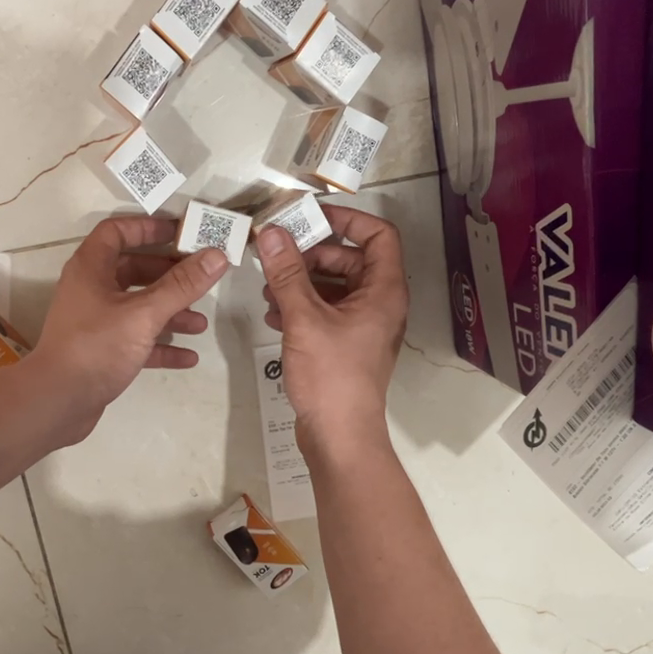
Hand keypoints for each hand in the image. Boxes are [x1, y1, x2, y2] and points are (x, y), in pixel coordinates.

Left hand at [29, 216, 226, 436]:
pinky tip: (188, 357)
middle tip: (201, 280)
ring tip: (199, 324)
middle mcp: (91, 291)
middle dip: (169, 276)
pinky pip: (137, 342)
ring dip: (170, 313)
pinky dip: (161, 346)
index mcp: (91, 268)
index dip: (148, 228)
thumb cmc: (97, 347)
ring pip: (138, 309)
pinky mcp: (102, 354)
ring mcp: (95, 324)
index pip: (117, 232)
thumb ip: (182, 285)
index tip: (180, 232)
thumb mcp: (144, 313)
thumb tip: (218, 255)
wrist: (58, 402)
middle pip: (133, 271)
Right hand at [259, 205, 408, 456]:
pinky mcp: (346, 348)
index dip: (347, 220)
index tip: (311, 219)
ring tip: (268, 289)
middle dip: (313, 255)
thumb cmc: (331, 375)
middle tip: (279, 257)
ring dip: (302, 283)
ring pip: (335, 289)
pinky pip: (326, 314)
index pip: (378, 235)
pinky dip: (302, 309)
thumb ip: (287, 274)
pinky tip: (273, 316)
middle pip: (351, 260)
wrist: (339, 434)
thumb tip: (272, 234)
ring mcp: (363, 328)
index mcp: (383, 290)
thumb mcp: (304, 319)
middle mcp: (380, 305)